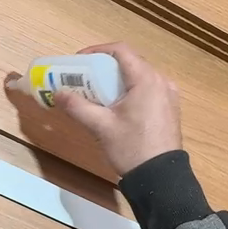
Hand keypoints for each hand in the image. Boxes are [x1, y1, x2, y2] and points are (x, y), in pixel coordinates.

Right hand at [52, 43, 182, 177]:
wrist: (160, 177)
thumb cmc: (131, 148)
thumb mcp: (101, 127)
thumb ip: (78, 107)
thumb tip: (57, 94)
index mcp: (146, 80)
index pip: (121, 50)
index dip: (97, 50)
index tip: (79, 61)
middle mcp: (161, 81)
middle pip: (130, 62)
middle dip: (104, 67)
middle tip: (84, 77)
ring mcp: (169, 95)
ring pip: (139, 76)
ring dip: (117, 79)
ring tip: (97, 92)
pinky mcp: (170, 108)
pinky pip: (148, 89)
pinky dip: (130, 90)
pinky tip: (117, 106)